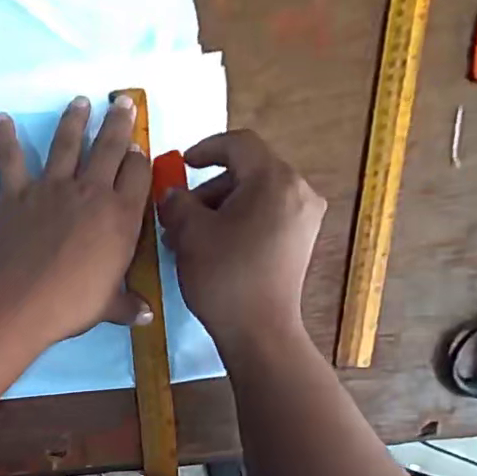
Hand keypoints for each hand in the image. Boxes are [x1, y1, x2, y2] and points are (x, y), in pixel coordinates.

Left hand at [0, 95, 153, 344]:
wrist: (23, 302)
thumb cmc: (73, 304)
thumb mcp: (109, 306)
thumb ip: (128, 305)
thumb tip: (147, 315)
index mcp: (121, 215)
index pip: (138, 174)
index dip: (140, 158)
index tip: (139, 148)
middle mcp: (91, 191)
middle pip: (109, 146)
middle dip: (118, 122)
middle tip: (122, 102)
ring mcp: (52, 188)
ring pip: (66, 143)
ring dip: (74, 119)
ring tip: (80, 102)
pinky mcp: (16, 193)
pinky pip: (9, 159)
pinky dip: (4, 138)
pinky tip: (2, 119)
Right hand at [156, 130, 326, 355]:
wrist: (259, 331)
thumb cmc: (224, 276)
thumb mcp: (190, 234)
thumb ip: (177, 202)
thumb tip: (172, 194)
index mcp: (274, 180)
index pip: (239, 144)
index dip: (205, 149)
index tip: (180, 165)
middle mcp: (298, 191)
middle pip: (247, 171)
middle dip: (208, 189)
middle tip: (178, 214)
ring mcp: (304, 218)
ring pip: (255, 195)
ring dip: (220, 208)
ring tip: (189, 237)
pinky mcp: (301, 241)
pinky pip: (266, 216)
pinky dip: (239, 221)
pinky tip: (214, 246)